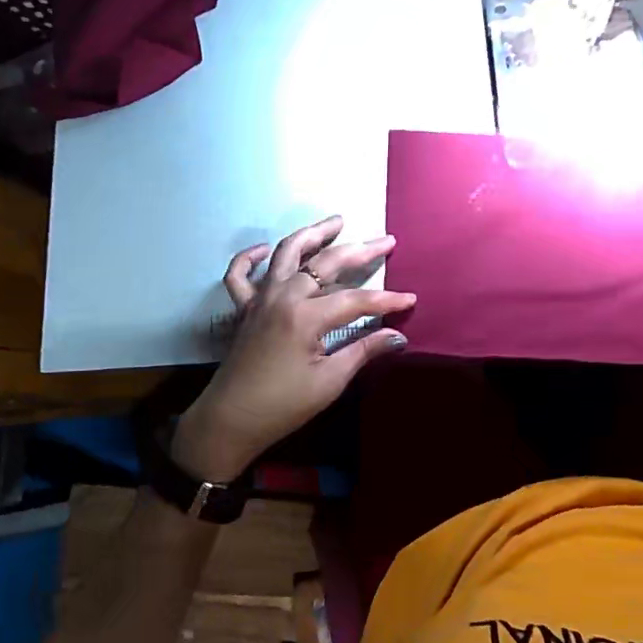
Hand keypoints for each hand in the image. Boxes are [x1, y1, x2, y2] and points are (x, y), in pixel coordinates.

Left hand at [172, 216, 415, 482]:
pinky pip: (240, 276)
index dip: (387, 299)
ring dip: (312, 235)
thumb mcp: (330, 380)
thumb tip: (398, 337)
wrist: (231, 420)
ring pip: (286, 254)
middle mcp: (283, 297)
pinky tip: (264, 250)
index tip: (411, 299)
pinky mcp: (245, 310)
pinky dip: (250, 258)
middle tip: (386, 241)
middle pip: (326, 264)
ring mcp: (260, 300)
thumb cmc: (284, 405)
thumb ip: (363, 351)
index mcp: (306, 317)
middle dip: (360, 251)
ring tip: (335, 222)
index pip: (357, 300)